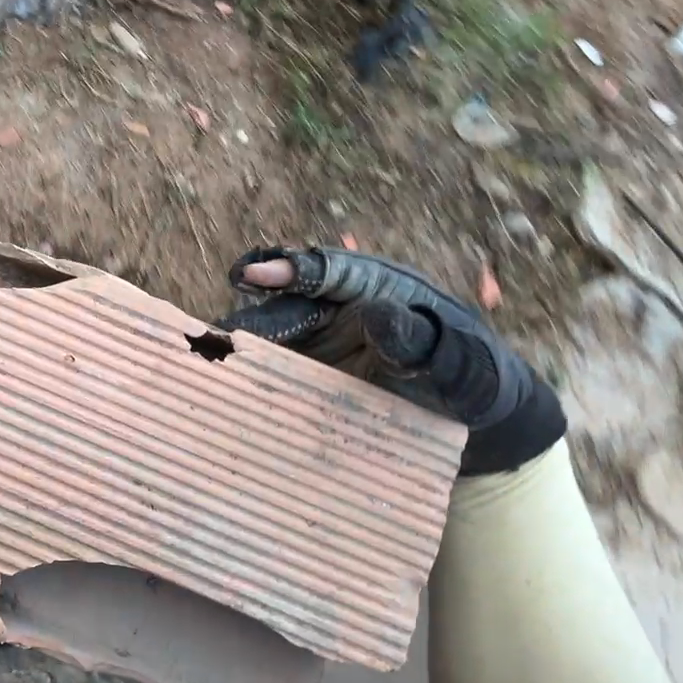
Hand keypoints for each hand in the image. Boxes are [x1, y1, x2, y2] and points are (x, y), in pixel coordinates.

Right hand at [217, 247, 564, 476]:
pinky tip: (229, 379)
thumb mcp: (455, 360)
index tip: (250, 276)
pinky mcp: (303, 366)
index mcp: (372, 287)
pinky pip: (272, 364)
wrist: (468, 412)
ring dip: (243, 344)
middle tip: (220, 330)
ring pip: (270, 333)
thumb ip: (418, 336)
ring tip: (214, 356)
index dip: (287, 270)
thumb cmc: (466, 375)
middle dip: (252, 315)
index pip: (325, 270)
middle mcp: (333, 306)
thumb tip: (375, 311)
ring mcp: (314, 337)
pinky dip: (250, 369)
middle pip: (284, 304)